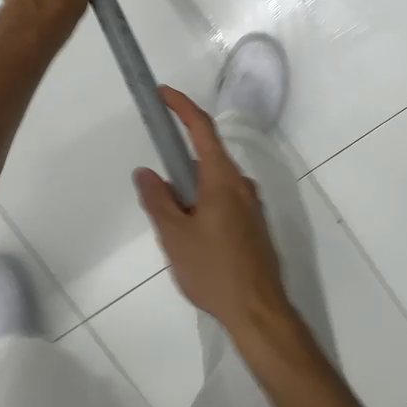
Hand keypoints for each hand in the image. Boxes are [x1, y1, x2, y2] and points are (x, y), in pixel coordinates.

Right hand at [134, 86, 294, 336]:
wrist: (259, 312)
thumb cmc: (214, 271)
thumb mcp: (175, 236)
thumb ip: (158, 200)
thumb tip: (146, 172)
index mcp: (223, 179)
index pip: (202, 129)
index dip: (182, 107)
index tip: (163, 94)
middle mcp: (242, 185)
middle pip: (208, 158)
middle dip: (180, 164)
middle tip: (156, 187)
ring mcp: (252, 207)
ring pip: (215, 184)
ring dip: (191, 191)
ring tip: (172, 226)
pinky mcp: (254, 227)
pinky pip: (224, 203)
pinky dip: (204, 206)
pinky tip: (193, 239)